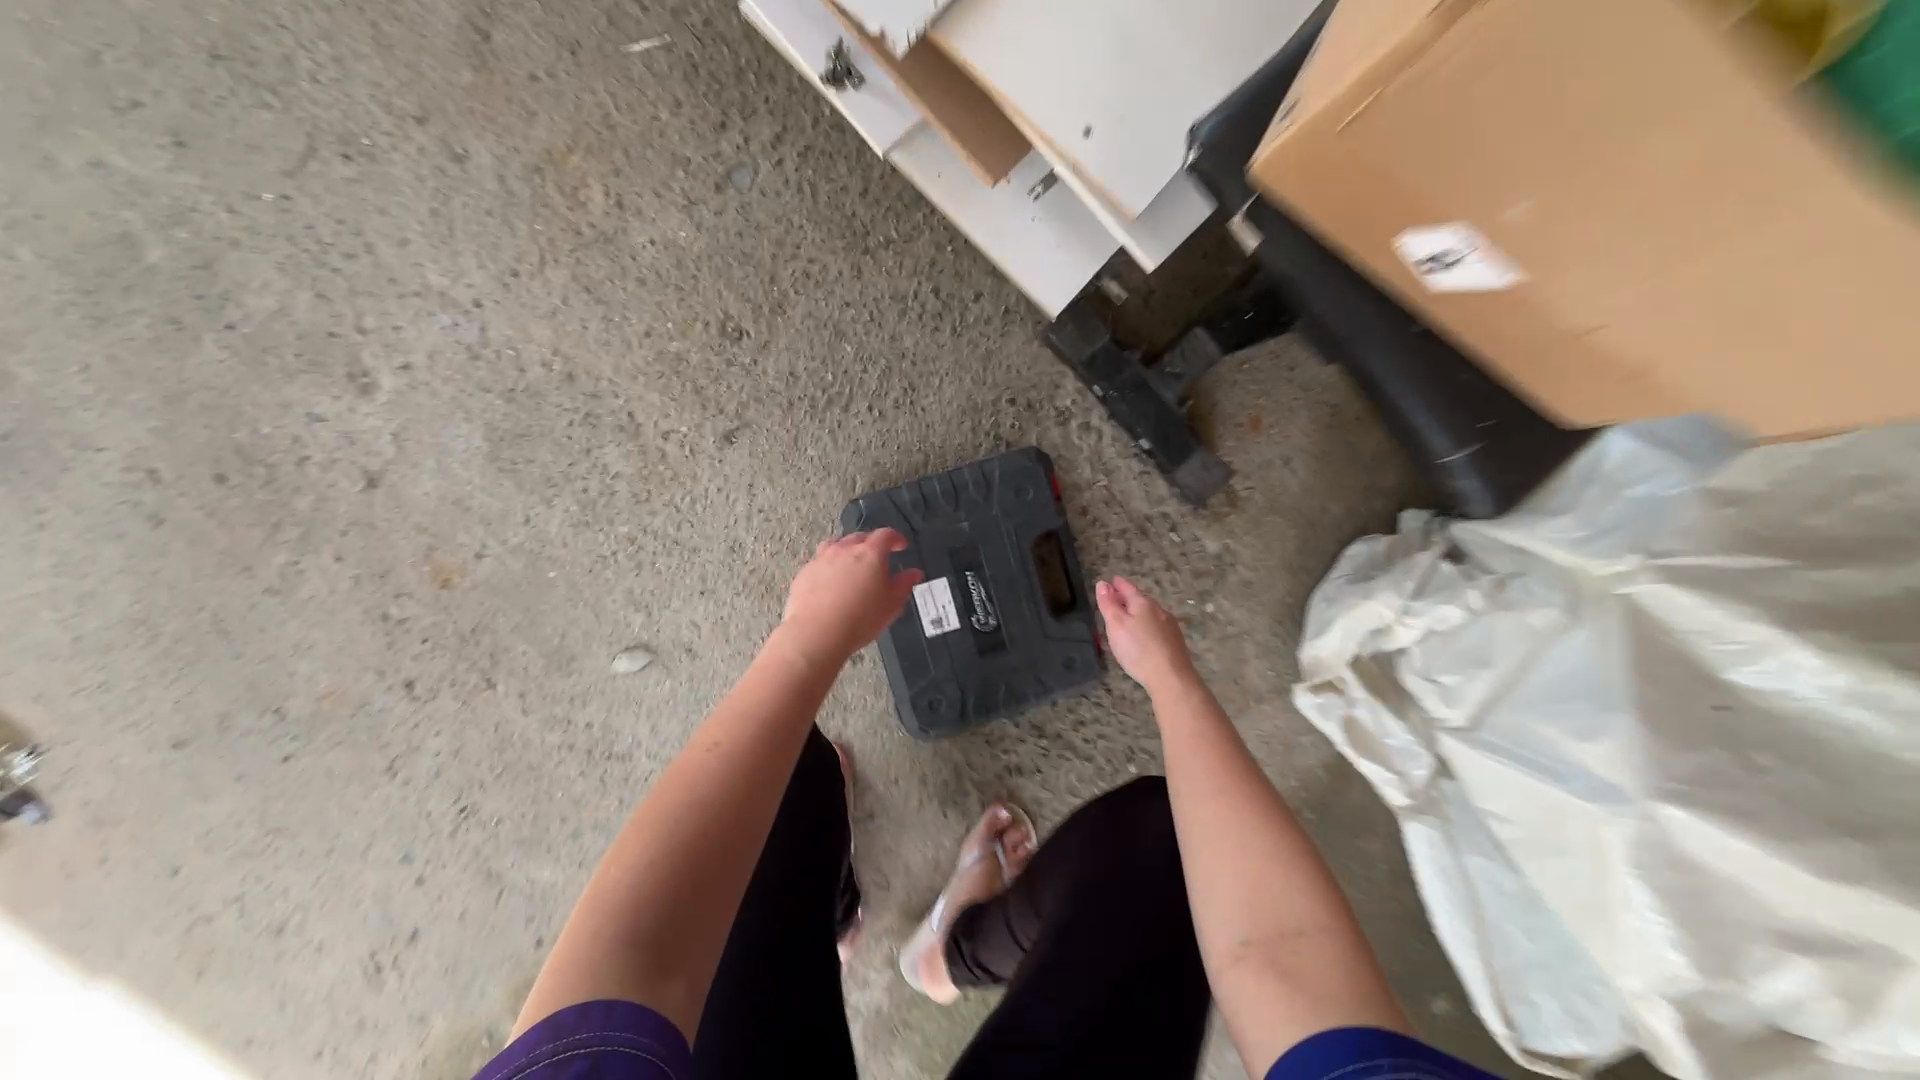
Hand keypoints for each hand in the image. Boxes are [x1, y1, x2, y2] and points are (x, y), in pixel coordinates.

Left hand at [781, 529, 924, 664]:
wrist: (816, 633)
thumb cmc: (858, 620)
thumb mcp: (891, 605)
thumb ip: (904, 585)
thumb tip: (913, 574)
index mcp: (870, 554)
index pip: (886, 535)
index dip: (896, 538)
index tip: (900, 545)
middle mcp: (845, 550)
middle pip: (860, 537)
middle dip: (871, 543)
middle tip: (878, 557)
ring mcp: (822, 559)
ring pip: (837, 545)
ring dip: (847, 550)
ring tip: (853, 563)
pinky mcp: (805, 573)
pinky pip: (820, 562)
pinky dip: (829, 566)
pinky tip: (832, 581)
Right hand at [1096, 577, 1196, 694]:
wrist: (1171, 677)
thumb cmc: (1138, 650)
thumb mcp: (1116, 625)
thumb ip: (1108, 604)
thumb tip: (1102, 583)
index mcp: (1143, 604)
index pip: (1128, 589)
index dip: (1118, 585)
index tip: (1112, 580)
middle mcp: (1159, 610)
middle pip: (1141, 600)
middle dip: (1128, 598)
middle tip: (1116, 598)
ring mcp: (1169, 626)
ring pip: (1150, 613)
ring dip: (1138, 612)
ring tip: (1128, 616)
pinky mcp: (1175, 642)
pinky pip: (1157, 626)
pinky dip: (1146, 625)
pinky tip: (1144, 634)